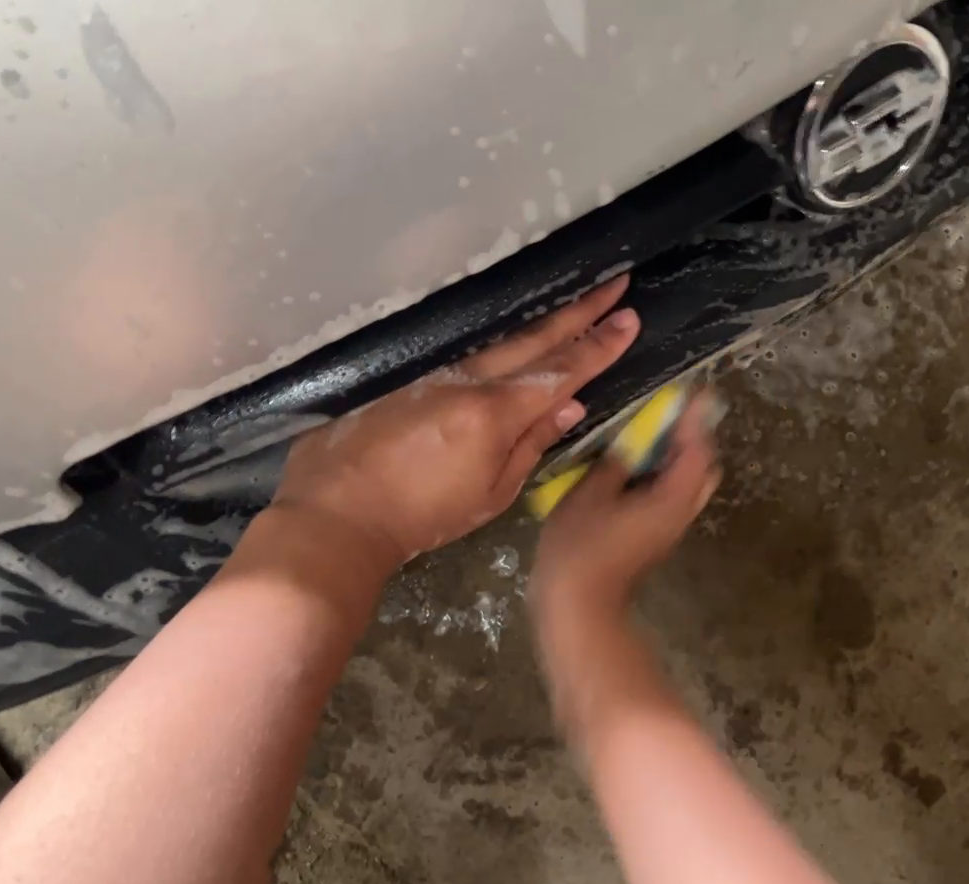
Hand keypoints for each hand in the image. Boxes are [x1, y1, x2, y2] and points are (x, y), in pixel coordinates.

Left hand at [266, 277, 638, 569]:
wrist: (339, 511)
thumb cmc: (423, 515)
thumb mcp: (491, 493)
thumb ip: (532, 444)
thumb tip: (570, 405)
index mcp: (493, 414)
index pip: (559, 372)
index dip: (598, 346)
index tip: (629, 318)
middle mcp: (467, 380)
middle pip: (534, 338)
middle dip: (580, 311)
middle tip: (614, 283)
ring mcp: (435, 371)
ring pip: (502, 337)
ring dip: (545, 317)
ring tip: (576, 299)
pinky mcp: (411, 375)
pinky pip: (471, 348)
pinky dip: (504, 334)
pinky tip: (518, 327)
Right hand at [530, 393, 722, 625]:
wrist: (579, 605)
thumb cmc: (581, 548)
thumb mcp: (591, 493)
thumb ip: (617, 461)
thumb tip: (632, 442)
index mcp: (672, 499)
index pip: (697, 450)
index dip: (697, 419)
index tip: (696, 393)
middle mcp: (681, 513)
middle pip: (704, 469)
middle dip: (692, 439)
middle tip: (668, 417)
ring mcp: (671, 529)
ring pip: (689, 485)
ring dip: (677, 459)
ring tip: (649, 437)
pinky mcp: (657, 538)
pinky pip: (673, 498)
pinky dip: (664, 476)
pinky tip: (636, 467)